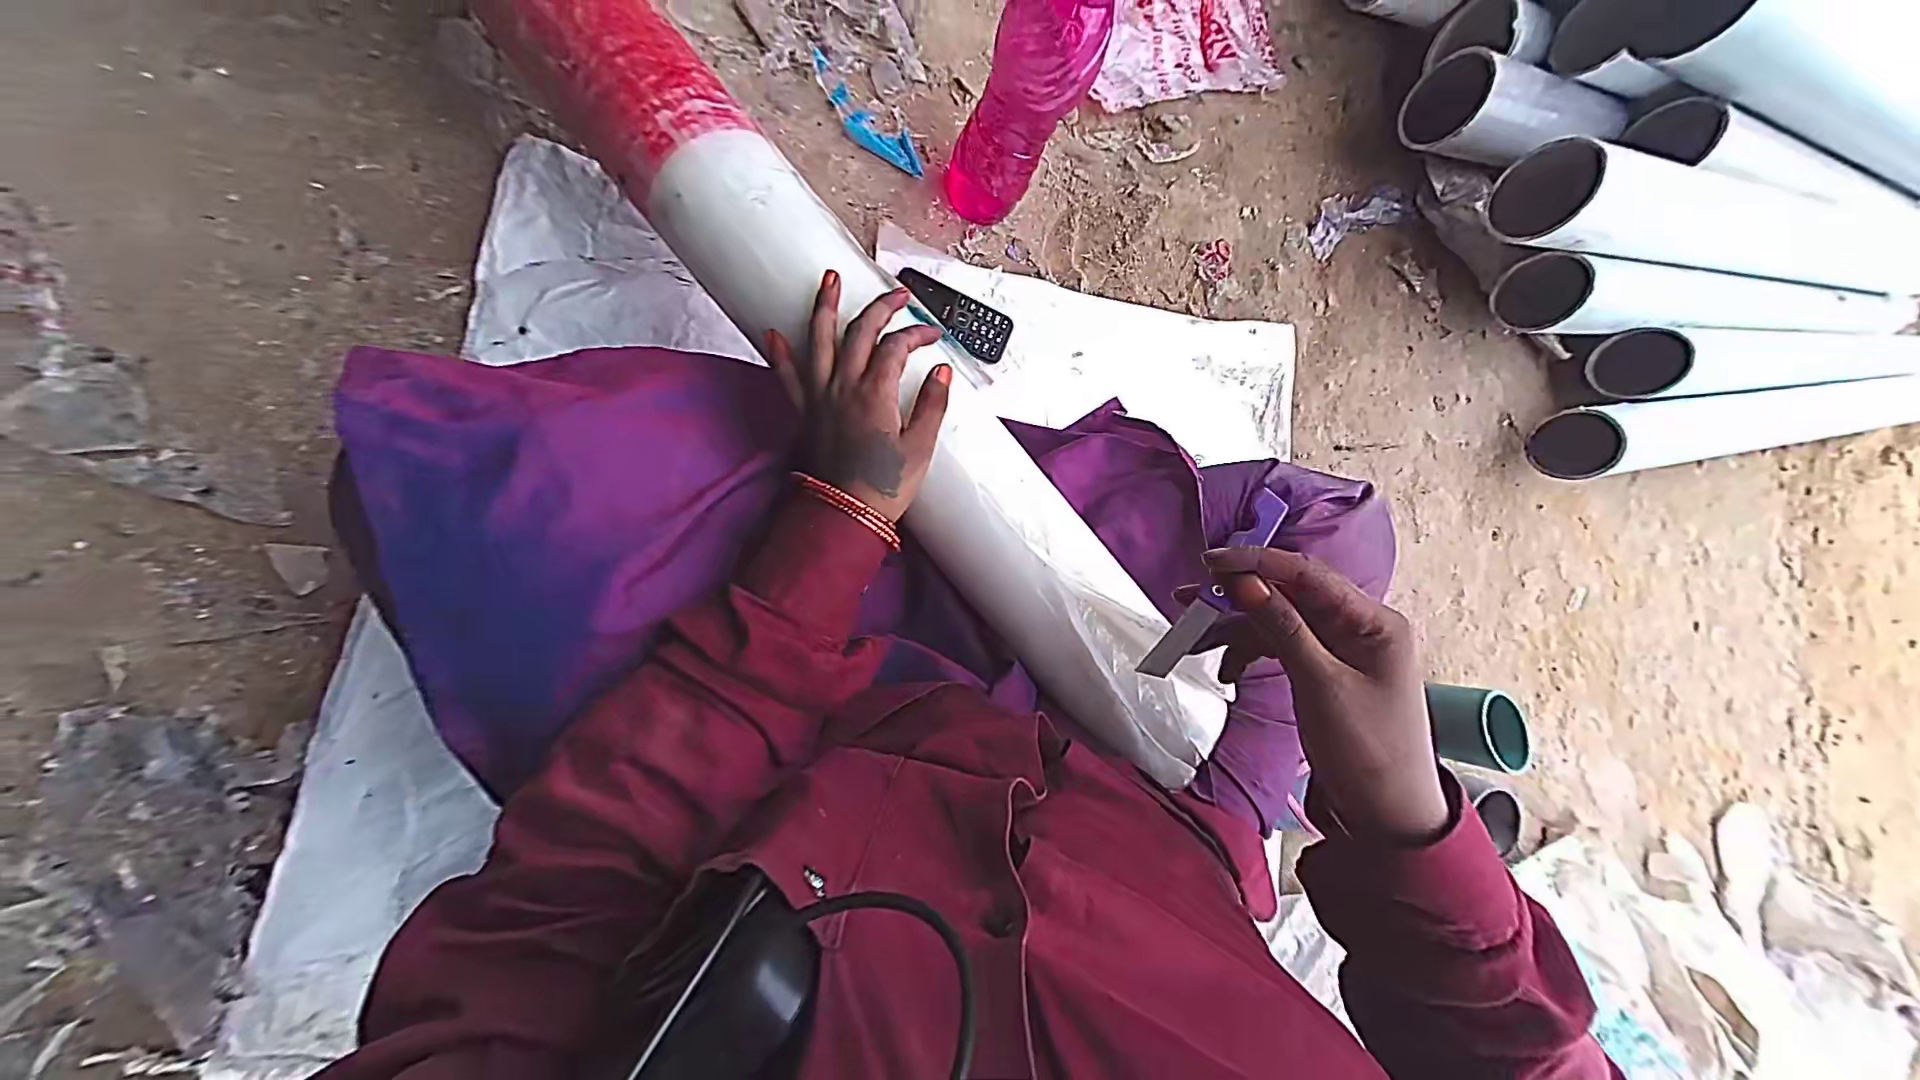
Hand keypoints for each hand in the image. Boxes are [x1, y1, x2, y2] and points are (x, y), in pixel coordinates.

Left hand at [767, 270, 951, 521]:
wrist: (848, 511)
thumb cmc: (884, 486)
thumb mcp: (921, 447)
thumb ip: (933, 404)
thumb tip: (941, 372)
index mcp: (875, 394)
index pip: (897, 346)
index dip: (917, 334)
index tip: (932, 337)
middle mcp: (844, 387)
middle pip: (860, 331)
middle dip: (881, 307)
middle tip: (897, 295)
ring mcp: (822, 397)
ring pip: (819, 340)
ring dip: (825, 307)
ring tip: (828, 280)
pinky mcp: (808, 412)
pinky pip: (789, 376)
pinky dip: (780, 353)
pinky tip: (773, 332)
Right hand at [1191, 547, 1447, 842]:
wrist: (1387, 812)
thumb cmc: (1367, 749)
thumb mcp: (1320, 684)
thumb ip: (1282, 627)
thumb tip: (1245, 582)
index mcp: (1371, 620)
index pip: (1306, 574)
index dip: (1256, 563)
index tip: (1211, 562)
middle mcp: (1355, 623)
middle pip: (1286, 594)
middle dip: (1237, 595)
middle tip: (1191, 596)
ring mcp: (1337, 645)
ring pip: (1275, 619)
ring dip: (1235, 627)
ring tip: (1193, 634)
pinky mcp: (1320, 665)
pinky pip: (1277, 644)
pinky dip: (1248, 651)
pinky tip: (1227, 668)